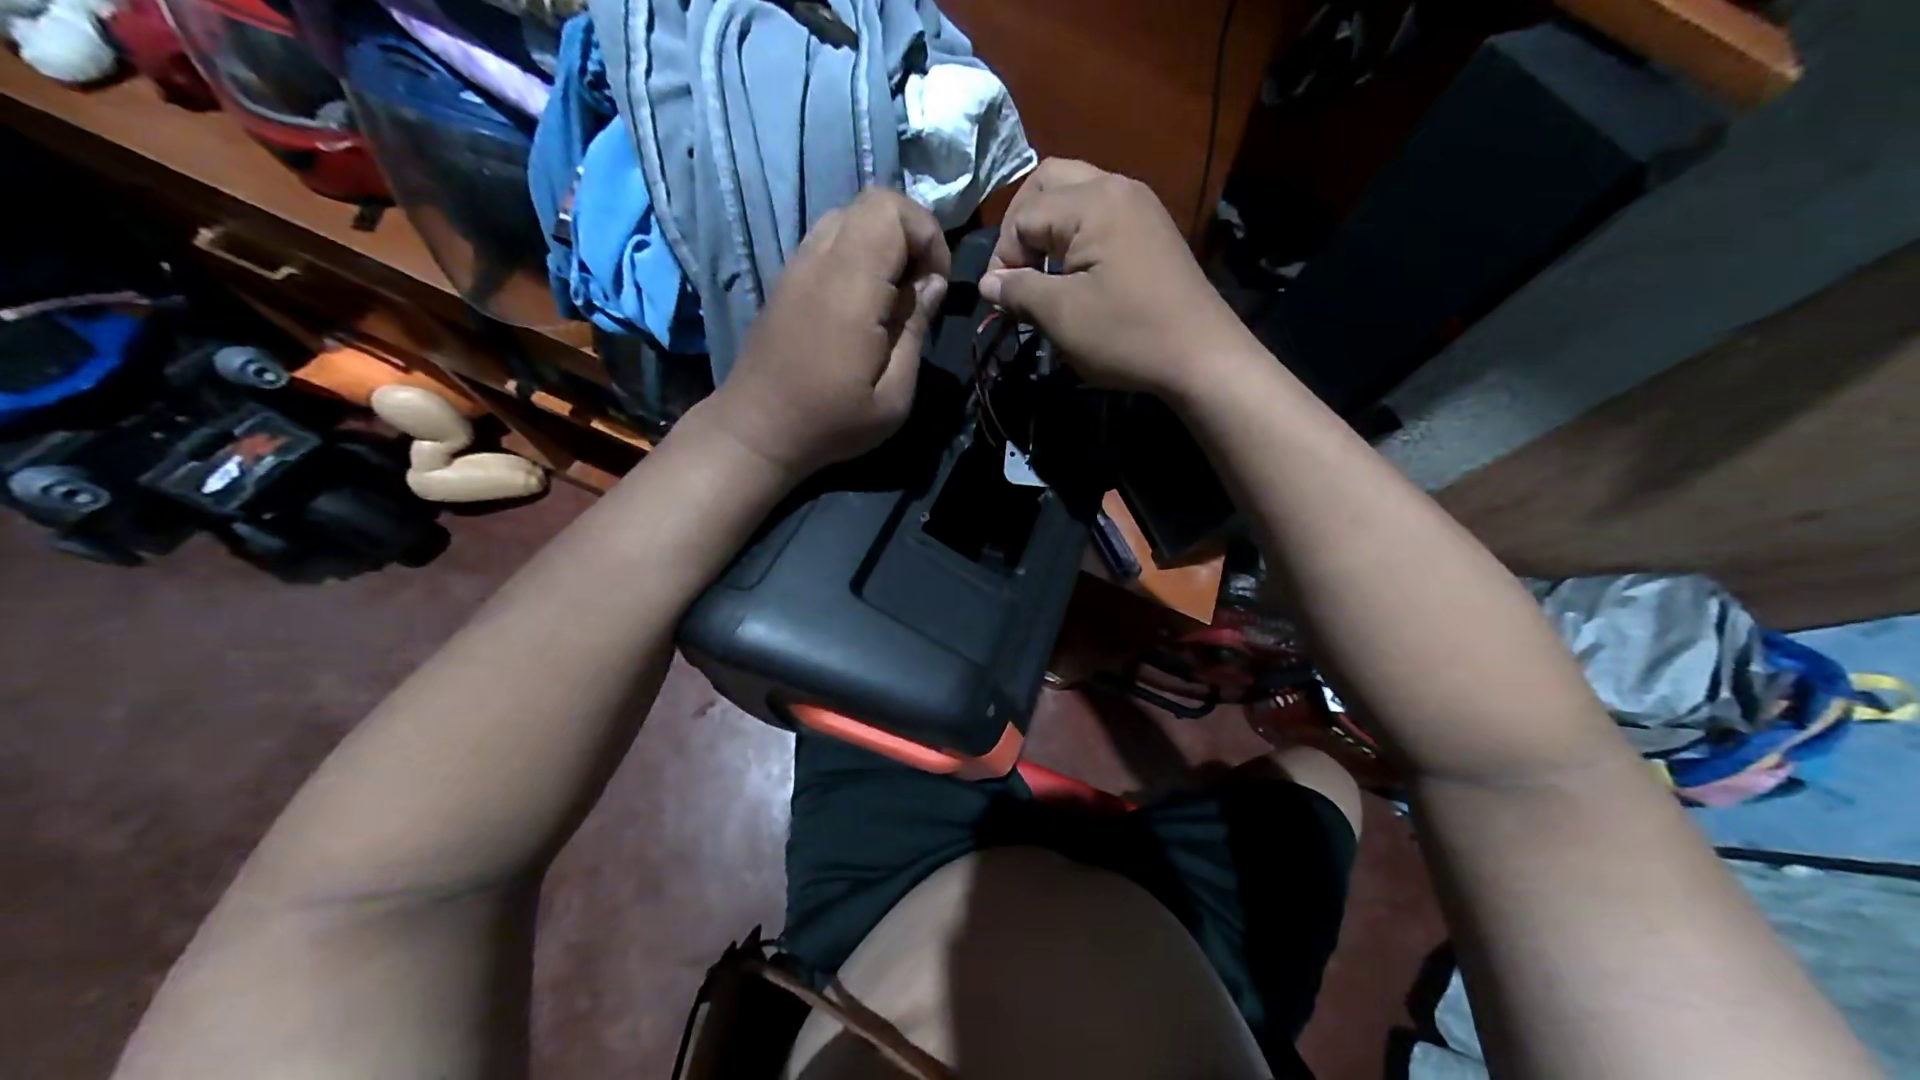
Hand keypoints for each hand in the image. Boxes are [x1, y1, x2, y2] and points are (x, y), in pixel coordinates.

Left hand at [694, 188, 950, 477]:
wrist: (757, 431)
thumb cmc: (831, 422)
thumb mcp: (894, 395)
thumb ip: (915, 329)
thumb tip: (932, 283)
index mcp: (849, 287)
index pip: (891, 209)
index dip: (927, 235)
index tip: (935, 285)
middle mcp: (819, 261)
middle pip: (872, 202)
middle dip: (910, 234)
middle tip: (918, 288)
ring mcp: (797, 266)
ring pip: (849, 216)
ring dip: (882, 244)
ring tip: (891, 296)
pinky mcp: (787, 279)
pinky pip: (829, 240)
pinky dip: (858, 255)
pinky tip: (862, 303)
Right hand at [979, 159, 1254, 397]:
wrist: (1202, 357)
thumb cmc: (1126, 334)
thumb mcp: (1061, 315)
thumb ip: (1018, 290)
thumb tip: (989, 283)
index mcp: (1093, 201)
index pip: (1025, 215)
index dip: (1004, 257)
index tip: (1002, 299)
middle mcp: (1117, 187)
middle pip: (1049, 182)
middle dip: (1021, 224)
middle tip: (1016, 269)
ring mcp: (1140, 206)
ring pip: (1076, 194)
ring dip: (1048, 227)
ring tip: (1039, 272)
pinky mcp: (1152, 229)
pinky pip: (1100, 213)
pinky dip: (1075, 234)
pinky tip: (1072, 272)